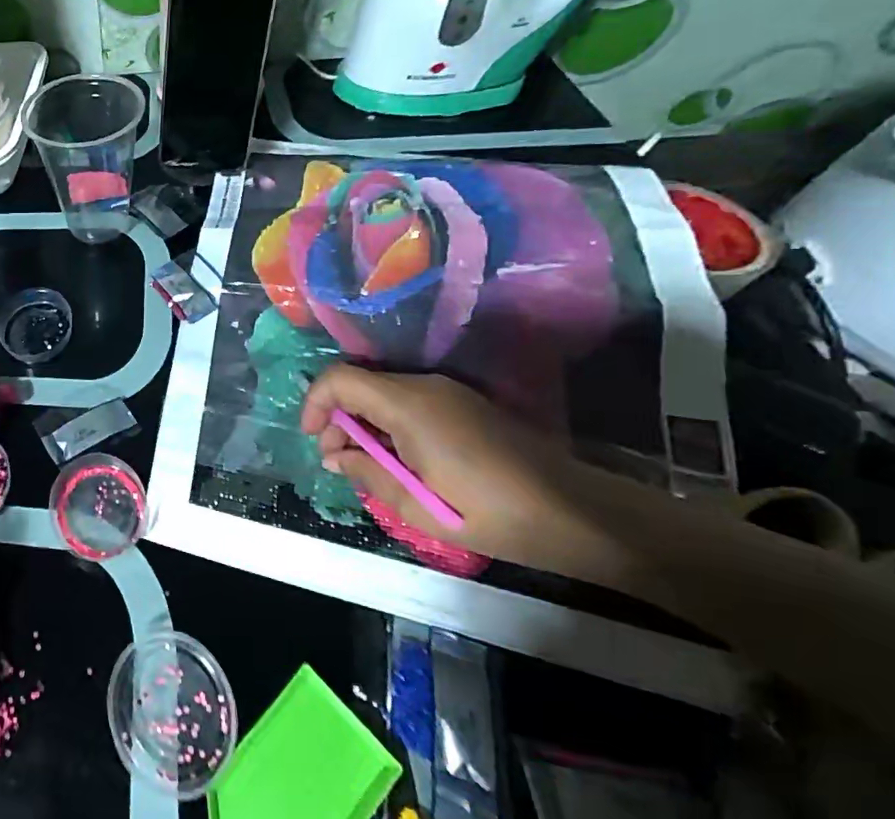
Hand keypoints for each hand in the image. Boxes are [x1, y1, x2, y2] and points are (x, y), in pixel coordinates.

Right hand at [301, 364, 628, 581]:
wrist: (581, 514)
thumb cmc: (493, 514)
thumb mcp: (417, 506)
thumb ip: (367, 474)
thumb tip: (335, 457)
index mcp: (409, 406)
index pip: (340, 380)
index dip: (315, 404)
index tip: (313, 439)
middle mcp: (426, 387)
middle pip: (359, 384)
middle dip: (337, 419)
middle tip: (339, 462)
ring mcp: (449, 393)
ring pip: (382, 393)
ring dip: (363, 424)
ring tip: (368, 467)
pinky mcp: (465, 405)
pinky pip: (408, 402)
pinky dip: (388, 424)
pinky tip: (401, 461)